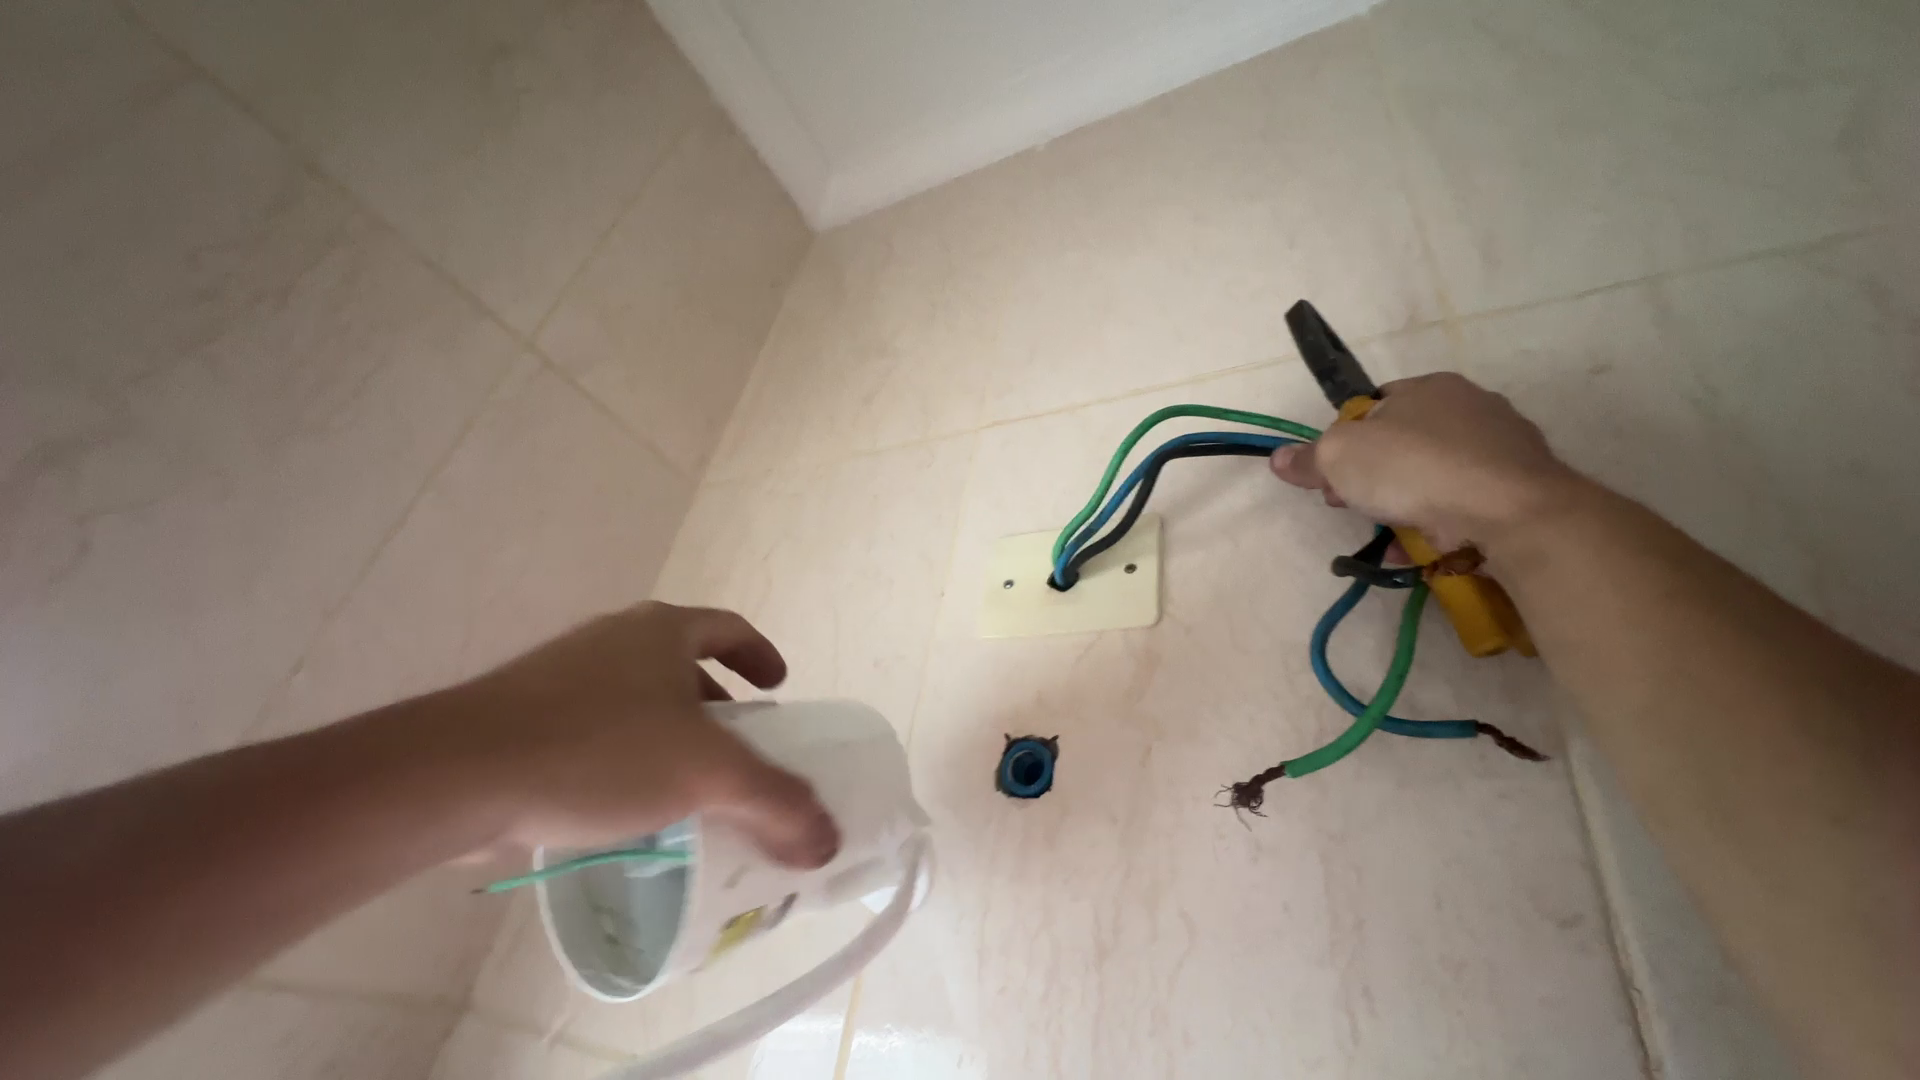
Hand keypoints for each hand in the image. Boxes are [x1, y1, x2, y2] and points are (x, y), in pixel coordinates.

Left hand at [426, 602, 840, 868]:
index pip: (730, 628)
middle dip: (718, 703)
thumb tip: (828, 840)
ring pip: (637, 697)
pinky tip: (624, 806)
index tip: (778, 688)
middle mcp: (614, 638)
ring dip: (670, 733)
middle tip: (738, 747)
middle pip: (684, 663)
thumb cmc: (598, 751)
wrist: (452, 774)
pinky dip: (624, 756)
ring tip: (687, 785)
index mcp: (663, 631)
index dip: (761, 655)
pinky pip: (595, 727)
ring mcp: (561, 673)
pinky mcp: (522, 715)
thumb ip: (775, 803)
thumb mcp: (707, 776)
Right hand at [1270, 372, 1584, 550]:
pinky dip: (1443, 520)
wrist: (1511, 512)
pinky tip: (1427, 544)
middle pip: (1402, 443)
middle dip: (1372, 477)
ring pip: (1434, 475)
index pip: (1373, 407)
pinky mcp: (1523, 485)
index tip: (1332, 479)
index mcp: (1428, 386)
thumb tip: (1280, 458)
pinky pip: (1466, 501)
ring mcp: (1504, 445)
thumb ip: (1307, 458)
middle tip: (1354, 506)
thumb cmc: (1415, 469)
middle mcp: (1471, 405)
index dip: (1344, 443)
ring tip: (1390, 535)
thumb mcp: (1339, 458)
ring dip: (1406, 503)